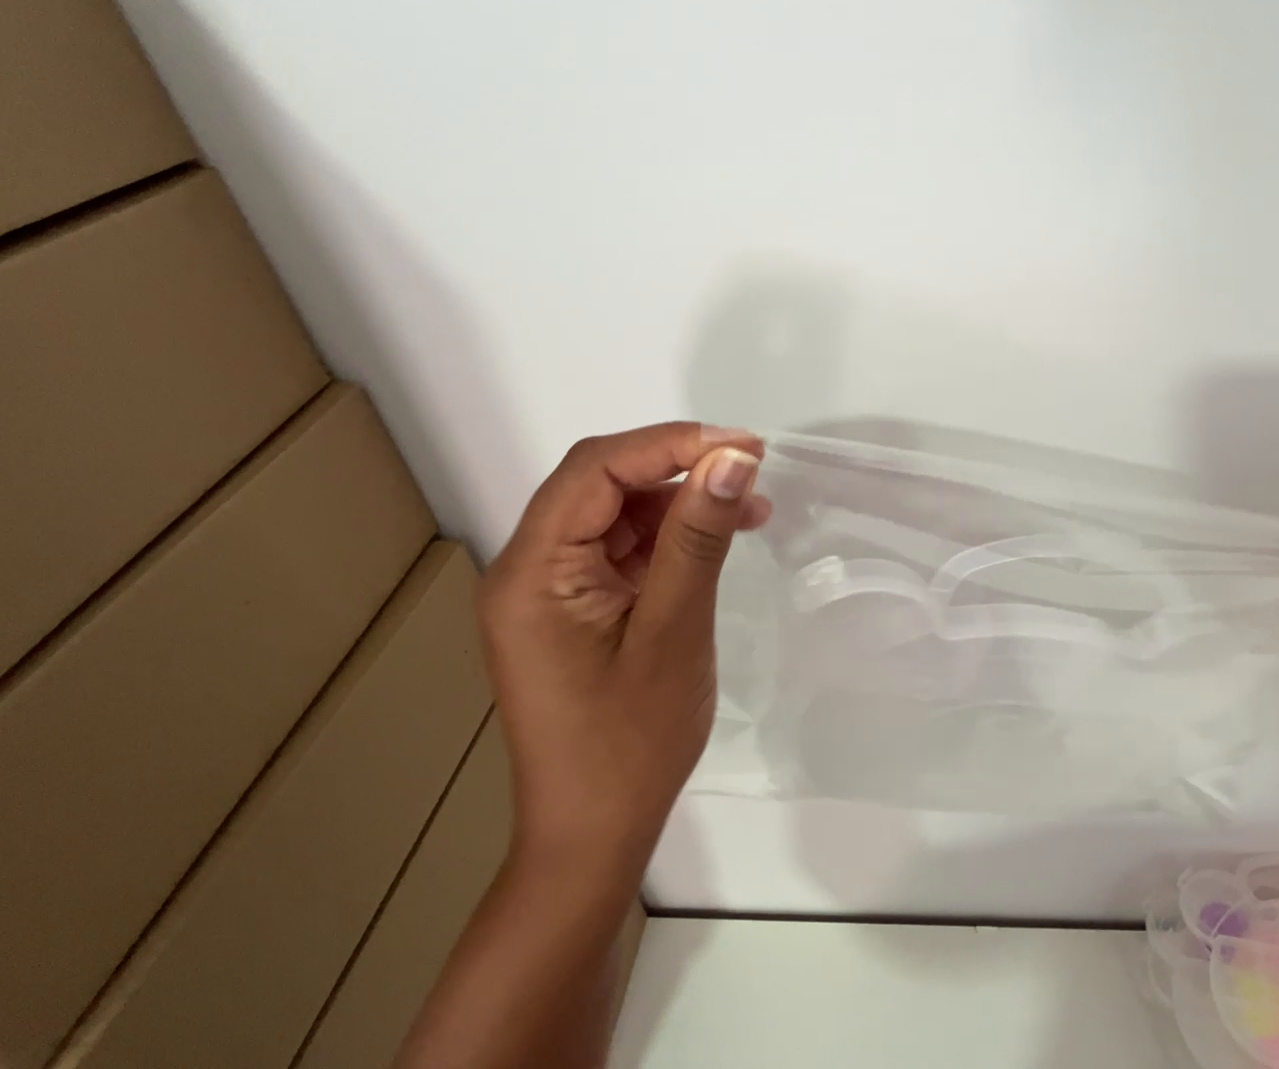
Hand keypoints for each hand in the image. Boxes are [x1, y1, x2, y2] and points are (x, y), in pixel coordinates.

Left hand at [478, 423, 769, 851]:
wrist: (594, 835)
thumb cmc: (631, 743)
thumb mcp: (673, 631)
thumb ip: (698, 538)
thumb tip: (731, 458)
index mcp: (533, 570)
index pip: (595, 470)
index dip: (669, 443)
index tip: (743, 446)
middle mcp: (527, 570)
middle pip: (599, 487)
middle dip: (676, 470)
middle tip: (751, 473)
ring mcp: (546, 595)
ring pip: (613, 519)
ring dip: (677, 507)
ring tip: (748, 510)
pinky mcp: (570, 615)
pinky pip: (617, 557)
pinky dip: (665, 544)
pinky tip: (713, 544)